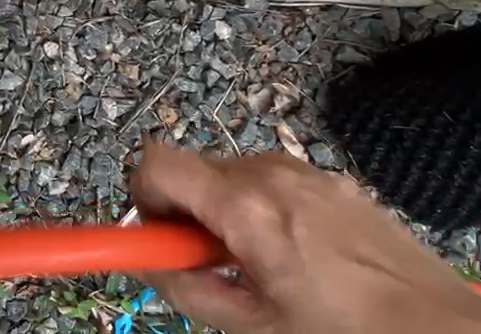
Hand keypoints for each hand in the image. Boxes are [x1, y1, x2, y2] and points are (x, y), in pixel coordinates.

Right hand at [130, 145, 480, 333]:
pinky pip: (276, 181)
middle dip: (187, 210)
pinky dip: (267, 208)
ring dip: (227, 209)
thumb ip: (190, 292)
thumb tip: (147, 264)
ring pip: (234, 174)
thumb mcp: (258, 330)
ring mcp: (308, 172)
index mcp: (244, 206)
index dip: (143, 195)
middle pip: (193, 169)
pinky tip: (306, 260)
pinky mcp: (337, 181)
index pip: (156, 163)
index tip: (158, 237)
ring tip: (266, 268)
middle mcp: (269, 172)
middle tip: (214, 266)